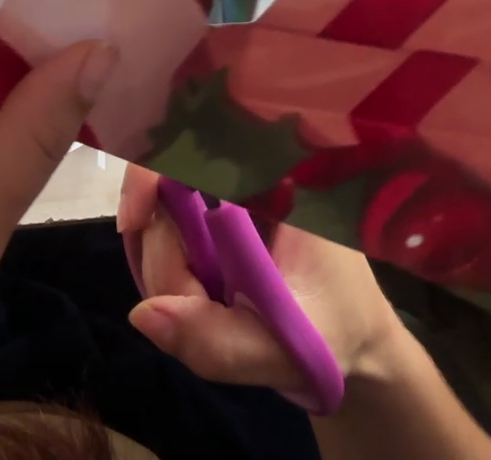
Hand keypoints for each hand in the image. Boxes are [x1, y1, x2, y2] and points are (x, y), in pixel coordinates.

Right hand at [118, 163, 409, 394]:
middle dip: (165, 255)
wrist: (358, 339)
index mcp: (274, 173)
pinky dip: (166, 265)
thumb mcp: (289, 347)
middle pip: (164, 188)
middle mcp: (244, 169)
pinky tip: (195, 298)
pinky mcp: (211, 213)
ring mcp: (224, 190)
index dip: (149, 172)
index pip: (190, 143)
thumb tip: (142, 314)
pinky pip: (165, 227)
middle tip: (199, 310)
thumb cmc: (338, 331)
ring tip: (212, 311)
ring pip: (159, 213)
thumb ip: (220, 342)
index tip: (132, 223)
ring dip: (166, 269)